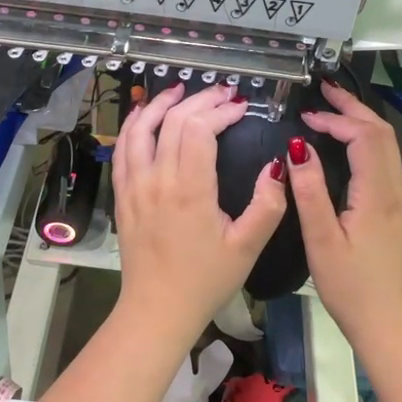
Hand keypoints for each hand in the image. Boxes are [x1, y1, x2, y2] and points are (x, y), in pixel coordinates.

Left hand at [112, 82, 286, 342]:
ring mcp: (134, 186)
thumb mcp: (248, 247)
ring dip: (160, 104)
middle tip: (222, 94)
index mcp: (189, 189)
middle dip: (198, 100)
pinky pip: (122, 149)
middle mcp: (157, 180)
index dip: (221, 111)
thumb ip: (268, 204)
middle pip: (171, 121)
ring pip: (140, 128)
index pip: (199, 129)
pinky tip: (143, 117)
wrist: (157, 310)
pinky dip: (133, 126)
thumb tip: (278, 165)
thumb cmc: (205, 280)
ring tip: (181, 91)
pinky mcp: (123, 195)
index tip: (241, 108)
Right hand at [287, 81, 401, 347]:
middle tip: (325, 93)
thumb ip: (309, 191)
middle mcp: (397, 192)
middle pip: (383, 134)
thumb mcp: (321, 240)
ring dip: (363, 125)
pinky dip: (367, 144)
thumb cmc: (349, 286)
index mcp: (378, 195)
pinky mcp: (401, 214)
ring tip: (333, 113)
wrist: (388, 325)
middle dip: (354, 109)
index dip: (337, 119)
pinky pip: (387, 164)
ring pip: (388, 148)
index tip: (306, 115)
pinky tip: (347, 149)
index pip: (365, 137)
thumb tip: (298, 148)